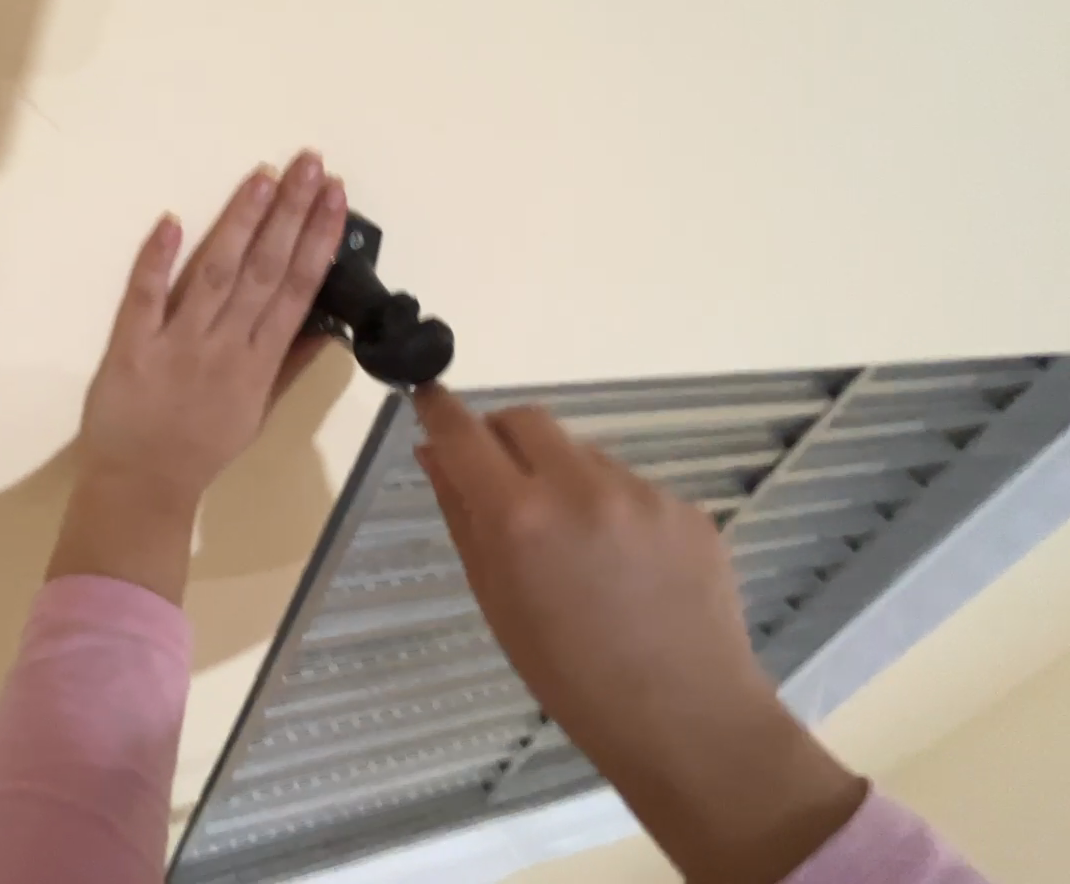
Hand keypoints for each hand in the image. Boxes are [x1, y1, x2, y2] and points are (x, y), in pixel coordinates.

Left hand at [46, 152, 347, 603]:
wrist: (141, 486)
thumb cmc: (201, 450)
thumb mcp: (257, 416)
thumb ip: (291, 368)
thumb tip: (327, 327)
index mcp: (259, 363)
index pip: (296, 290)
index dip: (318, 240)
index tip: (335, 197)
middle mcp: (224, 346)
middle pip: (262, 271)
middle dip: (290, 214)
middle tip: (310, 163)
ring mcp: (176, 344)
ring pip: (214, 275)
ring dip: (239, 223)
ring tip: (263, 177)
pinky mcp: (130, 346)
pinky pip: (144, 297)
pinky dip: (156, 260)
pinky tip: (172, 220)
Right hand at [413, 387, 865, 883]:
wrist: (684, 719)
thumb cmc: (561, 667)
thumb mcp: (490, 590)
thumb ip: (458, 509)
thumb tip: (432, 451)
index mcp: (519, 515)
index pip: (463, 432)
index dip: (437, 407)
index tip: (425, 395)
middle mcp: (580, 488)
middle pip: (525, 418)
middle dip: (498, 432)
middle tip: (497, 475)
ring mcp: (642, 494)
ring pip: (578, 450)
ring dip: (556, 471)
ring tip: (570, 536)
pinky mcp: (688, 509)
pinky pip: (626, 483)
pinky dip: (605, 501)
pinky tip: (618, 556)